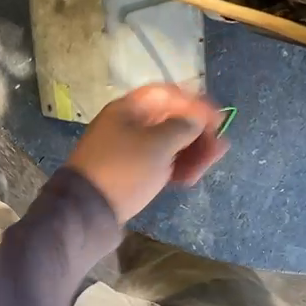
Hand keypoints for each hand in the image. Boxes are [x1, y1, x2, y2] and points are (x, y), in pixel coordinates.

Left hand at [65, 84, 228, 222]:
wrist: (87, 210)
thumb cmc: (124, 169)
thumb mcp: (158, 144)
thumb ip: (183, 126)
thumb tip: (196, 119)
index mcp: (129, 109)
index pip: (167, 95)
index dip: (195, 103)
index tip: (217, 119)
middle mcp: (127, 125)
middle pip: (170, 120)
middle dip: (197, 133)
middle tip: (218, 148)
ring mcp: (127, 150)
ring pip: (166, 144)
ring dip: (190, 152)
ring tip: (208, 165)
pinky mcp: (129, 173)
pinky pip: (158, 162)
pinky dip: (175, 167)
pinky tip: (189, 179)